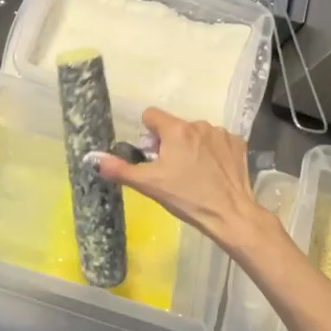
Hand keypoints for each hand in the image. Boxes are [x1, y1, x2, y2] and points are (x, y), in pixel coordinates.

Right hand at [93, 108, 270, 250]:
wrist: (230, 215)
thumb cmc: (186, 198)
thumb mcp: (148, 185)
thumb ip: (119, 169)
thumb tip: (92, 158)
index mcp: (176, 130)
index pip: (151, 115)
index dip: (148, 135)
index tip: (153, 156)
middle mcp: (199, 124)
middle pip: (174, 126)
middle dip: (169, 143)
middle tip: (172, 171)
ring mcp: (221, 134)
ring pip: (196, 134)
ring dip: (191, 147)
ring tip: (194, 174)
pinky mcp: (238, 144)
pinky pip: (217, 142)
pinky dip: (212, 153)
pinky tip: (213, 173)